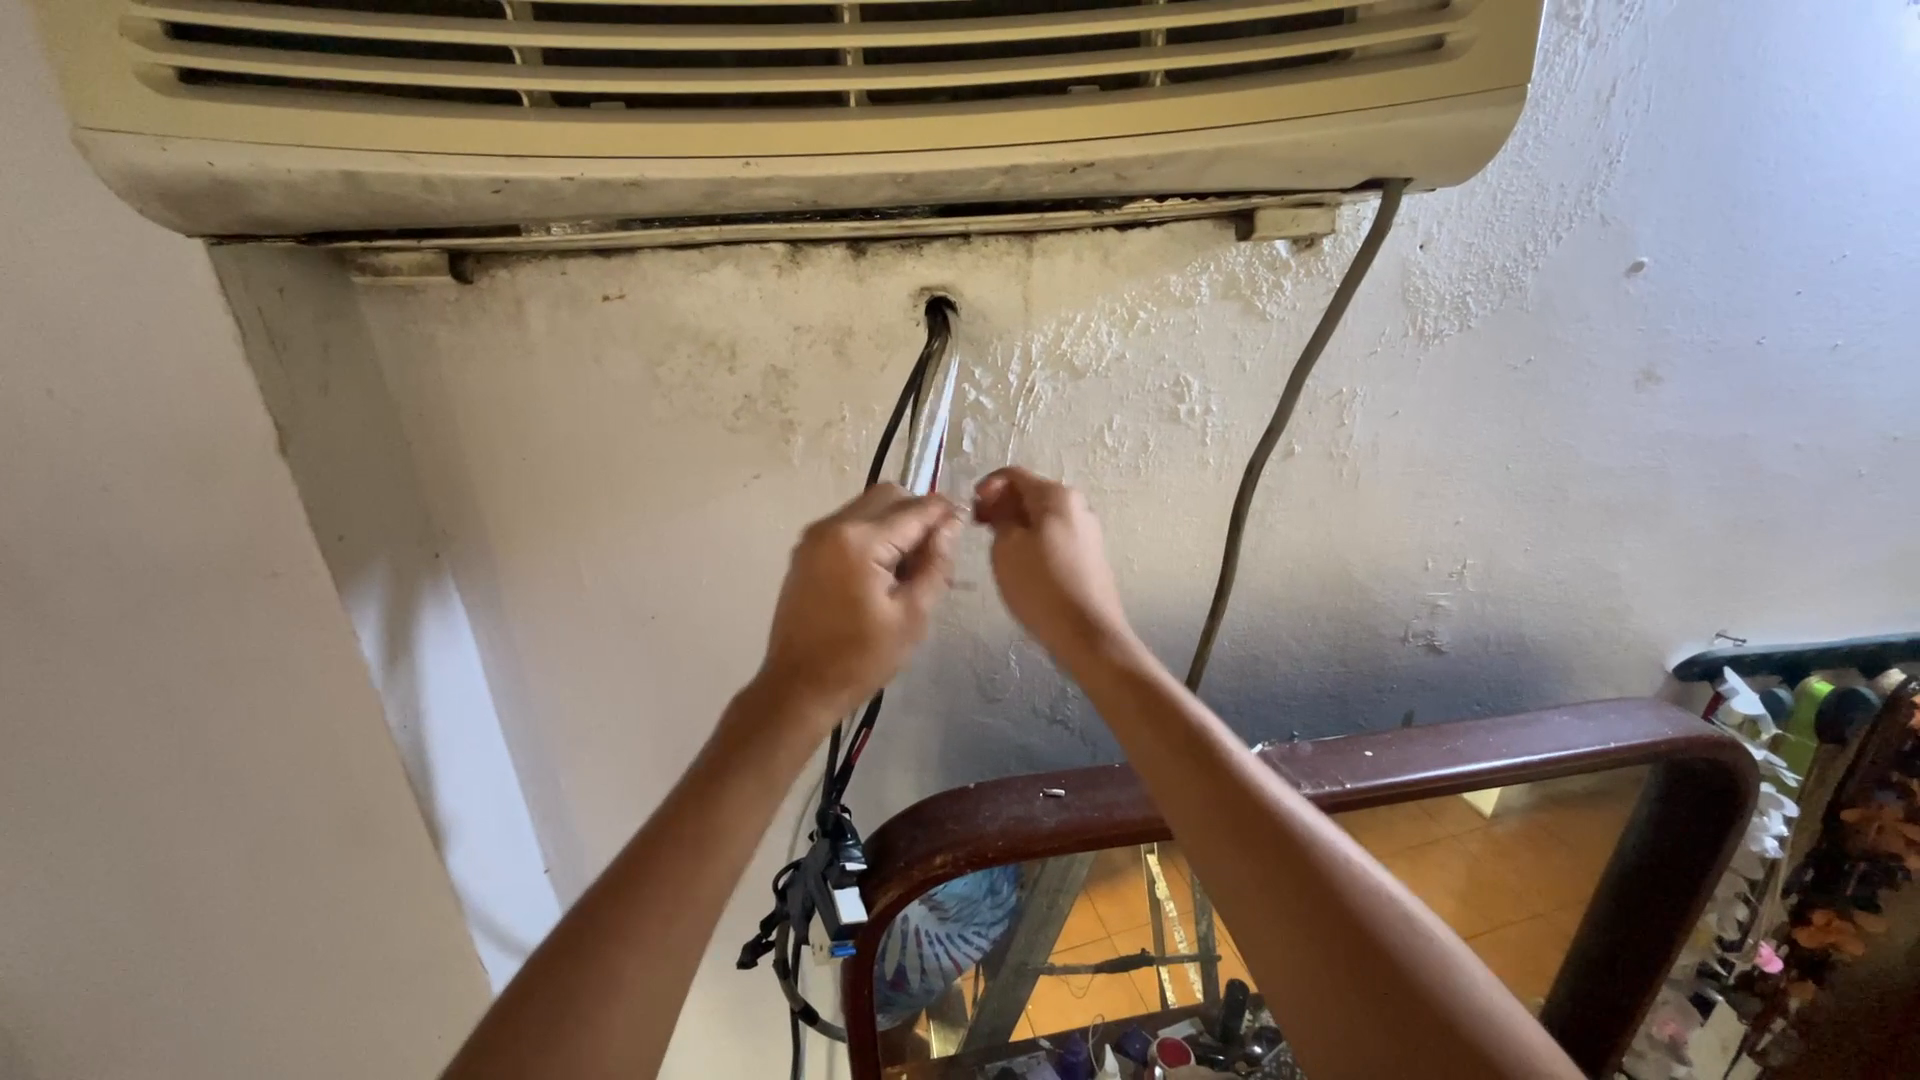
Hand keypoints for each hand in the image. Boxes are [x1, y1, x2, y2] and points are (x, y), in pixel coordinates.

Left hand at [758, 484, 959, 723]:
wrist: (798, 687)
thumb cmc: (861, 659)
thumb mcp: (912, 616)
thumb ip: (935, 564)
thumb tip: (951, 525)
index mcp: (859, 541)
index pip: (916, 508)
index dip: (946, 513)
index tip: (966, 524)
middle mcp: (832, 526)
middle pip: (889, 495)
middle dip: (918, 514)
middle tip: (934, 555)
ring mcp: (813, 537)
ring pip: (868, 507)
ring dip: (894, 524)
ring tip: (908, 569)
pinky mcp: (806, 552)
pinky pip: (848, 525)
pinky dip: (872, 535)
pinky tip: (881, 573)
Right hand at [973, 467, 1135, 665]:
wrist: (1086, 632)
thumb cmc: (1040, 585)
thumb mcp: (1005, 547)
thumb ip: (1000, 518)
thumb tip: (1003, 510)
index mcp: (1057, 495)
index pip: (1013, 474)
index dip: (987, 487)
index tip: (972, 511)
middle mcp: (1078, 505)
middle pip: (1031, 494)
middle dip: (1002, 506)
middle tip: (980, 529)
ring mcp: (1088, 531)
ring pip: (1043, 517)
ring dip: (1017, 525)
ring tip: (998, 550)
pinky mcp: (1090, 556)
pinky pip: (1055, 537)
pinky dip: (1034, 541)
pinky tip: (1022, 565)